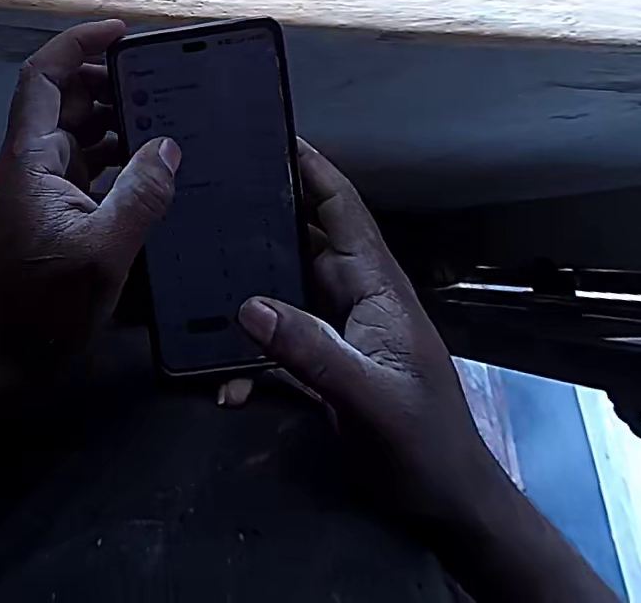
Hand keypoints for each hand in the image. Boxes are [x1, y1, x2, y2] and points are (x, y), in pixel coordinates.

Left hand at [0, 20, 180, 369]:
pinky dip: (119, 149)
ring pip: (80, 126)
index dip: (76, 44)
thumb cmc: (46, 306)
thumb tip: (166, 147)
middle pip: (65, 96)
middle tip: (158, 80)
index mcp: (31, 157)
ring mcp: (45, 180)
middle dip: (107, 79)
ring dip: (116, 114)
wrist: (14, 352)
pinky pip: (90, 157)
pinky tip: (152, 160)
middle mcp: (34, 159)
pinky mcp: (59, 201)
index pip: (42, 77)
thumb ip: (139, 197)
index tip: (119, 32)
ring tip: (165, 113)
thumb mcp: (102, 253)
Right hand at [235, 140, 501, 526]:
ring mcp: (332, 321)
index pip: (342, 208)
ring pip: (279, 279)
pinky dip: (247, 347)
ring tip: (196, 266)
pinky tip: (226, 377)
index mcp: (374, 284)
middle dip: (260, 212)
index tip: (274, 135)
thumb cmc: (427, 448)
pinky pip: (273, 330)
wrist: (443, 504)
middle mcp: (350, 292)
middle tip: (210, 192)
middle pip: (299, 235)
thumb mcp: (373, 400)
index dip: (312, 168)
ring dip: (243, 277)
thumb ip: (314, 352)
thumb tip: (249, 306)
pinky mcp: (317, 350)